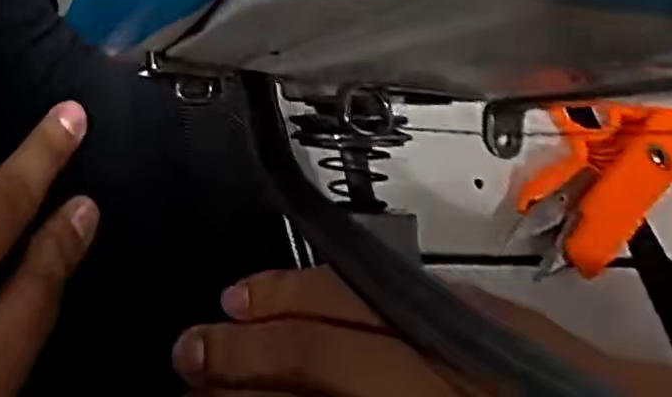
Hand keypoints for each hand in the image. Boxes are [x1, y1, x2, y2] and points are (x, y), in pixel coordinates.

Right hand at [172, 265, 671, 395]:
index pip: (323, 382)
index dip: (254, 387)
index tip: (207, 391)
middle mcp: (450, 368)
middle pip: (323, 346)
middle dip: (247, 350)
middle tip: (189, 350)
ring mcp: (468, 328)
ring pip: (349, 298)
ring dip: (281, 299)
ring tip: (230, 305)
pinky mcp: (482, 309)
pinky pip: (389, 287)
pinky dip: (338, 285)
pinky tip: (311, 288)